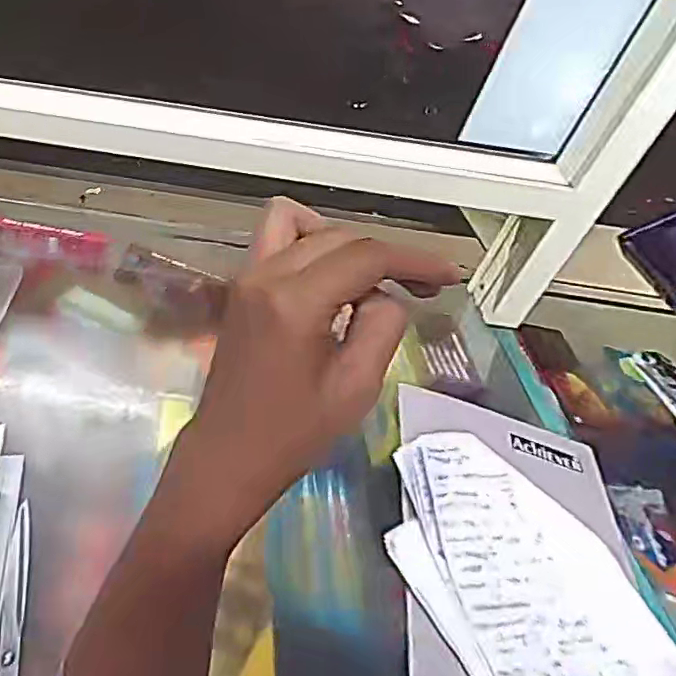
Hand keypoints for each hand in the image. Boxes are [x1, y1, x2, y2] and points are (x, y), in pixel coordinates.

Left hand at [163, 197, 461, 547]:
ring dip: (339, 241)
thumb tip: (386, 294)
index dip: (414, 260)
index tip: (447, 275)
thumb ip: (382, 326)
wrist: (228, 452)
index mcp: (293, 301)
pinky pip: (275, 242)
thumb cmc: (293, 432)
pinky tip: (329, 283)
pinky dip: (308, 246)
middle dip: (383, 255)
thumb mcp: (356, 386)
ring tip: (366, 280)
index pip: (365, 256)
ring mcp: (245, 278)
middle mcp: (263, 276)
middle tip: (417, 288)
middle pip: (336, 235)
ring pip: (298, 223)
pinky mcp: (239, 288)